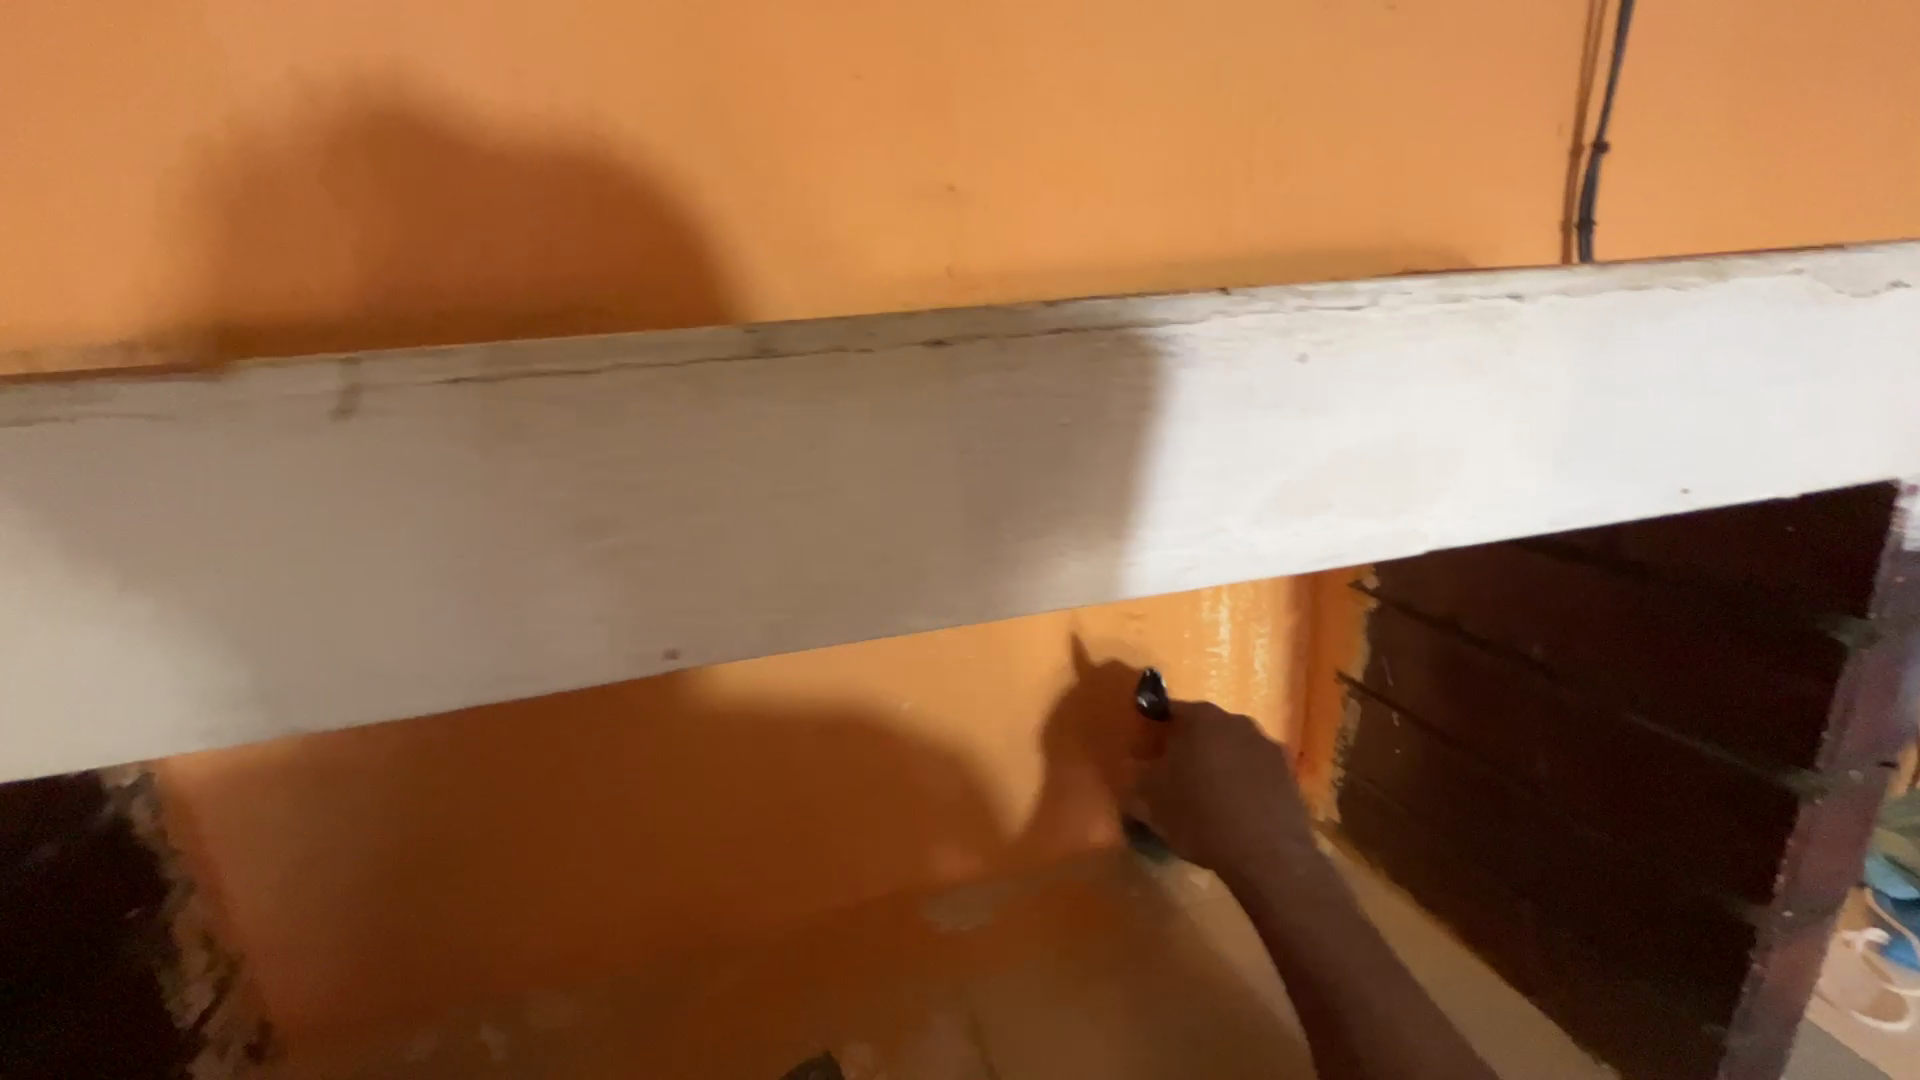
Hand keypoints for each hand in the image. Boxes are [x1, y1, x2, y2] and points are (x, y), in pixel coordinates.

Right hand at [1129, 700, 1314, 878]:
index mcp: (1200, 718)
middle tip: (1175, 776)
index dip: (1155, 730)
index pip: (1168, 710)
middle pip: (1204, 727)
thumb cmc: (1199, 817)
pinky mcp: (1290, 773)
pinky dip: (1246, 782)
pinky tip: (1237, 810)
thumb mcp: (1148, 802)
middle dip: (1189, 745)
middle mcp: (1236, 721)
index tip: (1146, 753)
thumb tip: (1135, 768)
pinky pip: (1257, 770)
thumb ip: (1136, 777)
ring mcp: (1267, 745)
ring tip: (1209, 797)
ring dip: (1220, 763)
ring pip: (1233, 747)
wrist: (1267, 855)